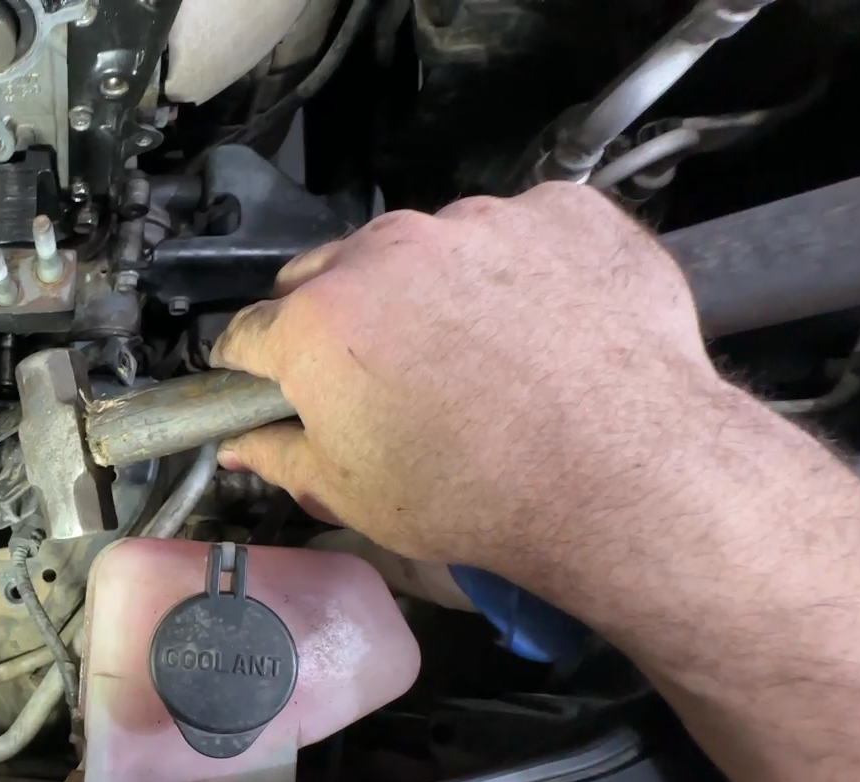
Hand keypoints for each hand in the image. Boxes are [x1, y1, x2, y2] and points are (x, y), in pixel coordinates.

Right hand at [211, 183, 732, 588]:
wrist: (621, 476)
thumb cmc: (465, 491)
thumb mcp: (341, 488)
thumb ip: (274, 454)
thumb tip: (238, 444)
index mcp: (313, 323)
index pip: (245, 331)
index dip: (245, 364)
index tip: (259, 380)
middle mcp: (381, 253)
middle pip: (318, 276)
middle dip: (322, 319)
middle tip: (360, 372)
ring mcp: (473, 224)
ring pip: (407, 249)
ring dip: (407, 288)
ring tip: (453, 348)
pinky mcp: (556, 212)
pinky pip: (499, 232)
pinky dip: (494, 268)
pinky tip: (518, 323)